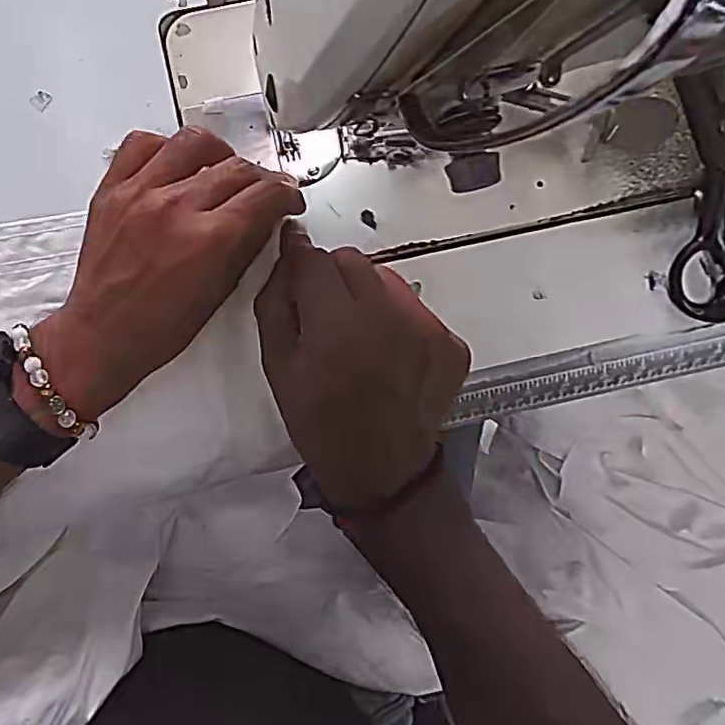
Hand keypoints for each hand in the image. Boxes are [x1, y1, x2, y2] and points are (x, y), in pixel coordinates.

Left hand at [31, 127, 305, 419]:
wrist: (100, 335)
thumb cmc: (152, 329)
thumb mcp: (217, 293)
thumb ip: (247, 246)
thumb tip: (265, 218)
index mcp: (207, 240)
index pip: (265, 193)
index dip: (286, 192)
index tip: (286, 196)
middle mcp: (174, 208)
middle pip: (236, 167)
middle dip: (260, 179)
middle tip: (260, 190)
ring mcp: (139, 195)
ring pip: (193, 142)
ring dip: (218, 153)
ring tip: (220, 168)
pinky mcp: (111, 192)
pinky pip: (140, 144)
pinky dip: (164, 147)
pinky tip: (173, 163)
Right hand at [255, 225, 470, 512]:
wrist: (381, 471)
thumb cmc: (323, 425)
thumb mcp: (277, 367)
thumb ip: (275, 304)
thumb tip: (284, 261)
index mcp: (336, 327)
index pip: (313, 258)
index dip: (296, 255)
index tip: (292, 253)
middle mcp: (386, 319)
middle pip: (350, 260)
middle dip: (329, 276)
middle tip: (322, 313)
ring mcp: (424, 329)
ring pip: (384, 276)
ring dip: (364, 293)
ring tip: (355, 334)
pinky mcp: (449, 342)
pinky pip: (413, 304)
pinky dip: (395, 316)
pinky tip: (384, 349)